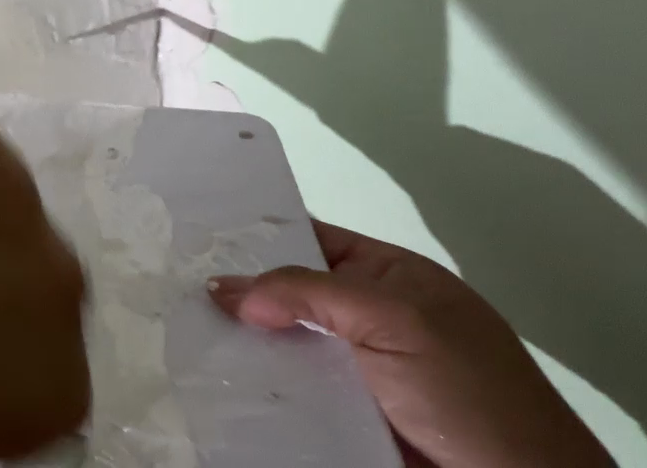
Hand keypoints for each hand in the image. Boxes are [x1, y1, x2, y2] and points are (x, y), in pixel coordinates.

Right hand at [208, 222, 611, 467]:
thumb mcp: (392, 319)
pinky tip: (213, 373)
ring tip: (182, 327)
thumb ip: (305, 292)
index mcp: (389, 275)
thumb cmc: (470, 390)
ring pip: (283, 342)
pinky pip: (291, 388)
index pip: (308, 239)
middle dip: (238, 291)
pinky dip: (258, 383)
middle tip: (176, 282)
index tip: (197, 235)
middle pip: (287, 292)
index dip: (256, 235)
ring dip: (241, 340)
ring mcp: (356, 367)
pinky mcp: (346, 412)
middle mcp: (368, 315)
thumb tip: (222, 288)